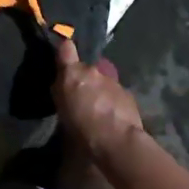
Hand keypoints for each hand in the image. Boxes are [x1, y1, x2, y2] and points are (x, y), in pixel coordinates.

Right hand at [53, 38, 144, 154]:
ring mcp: (111, 80)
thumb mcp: (61, 112)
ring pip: (101, 81)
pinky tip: (113, 116)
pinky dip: (112, 99)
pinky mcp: (126, 91)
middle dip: (83, 79)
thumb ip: (62, 93)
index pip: (66, 48)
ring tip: (99, 110)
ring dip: (99, 90)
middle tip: (82, 97)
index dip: (64, 51)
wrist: (116, 141)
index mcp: (72, 74)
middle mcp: (92, 71)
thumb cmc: (81, 130)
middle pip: (85, 69)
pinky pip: (114, 92)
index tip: (63, 56)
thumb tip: (63, 87)